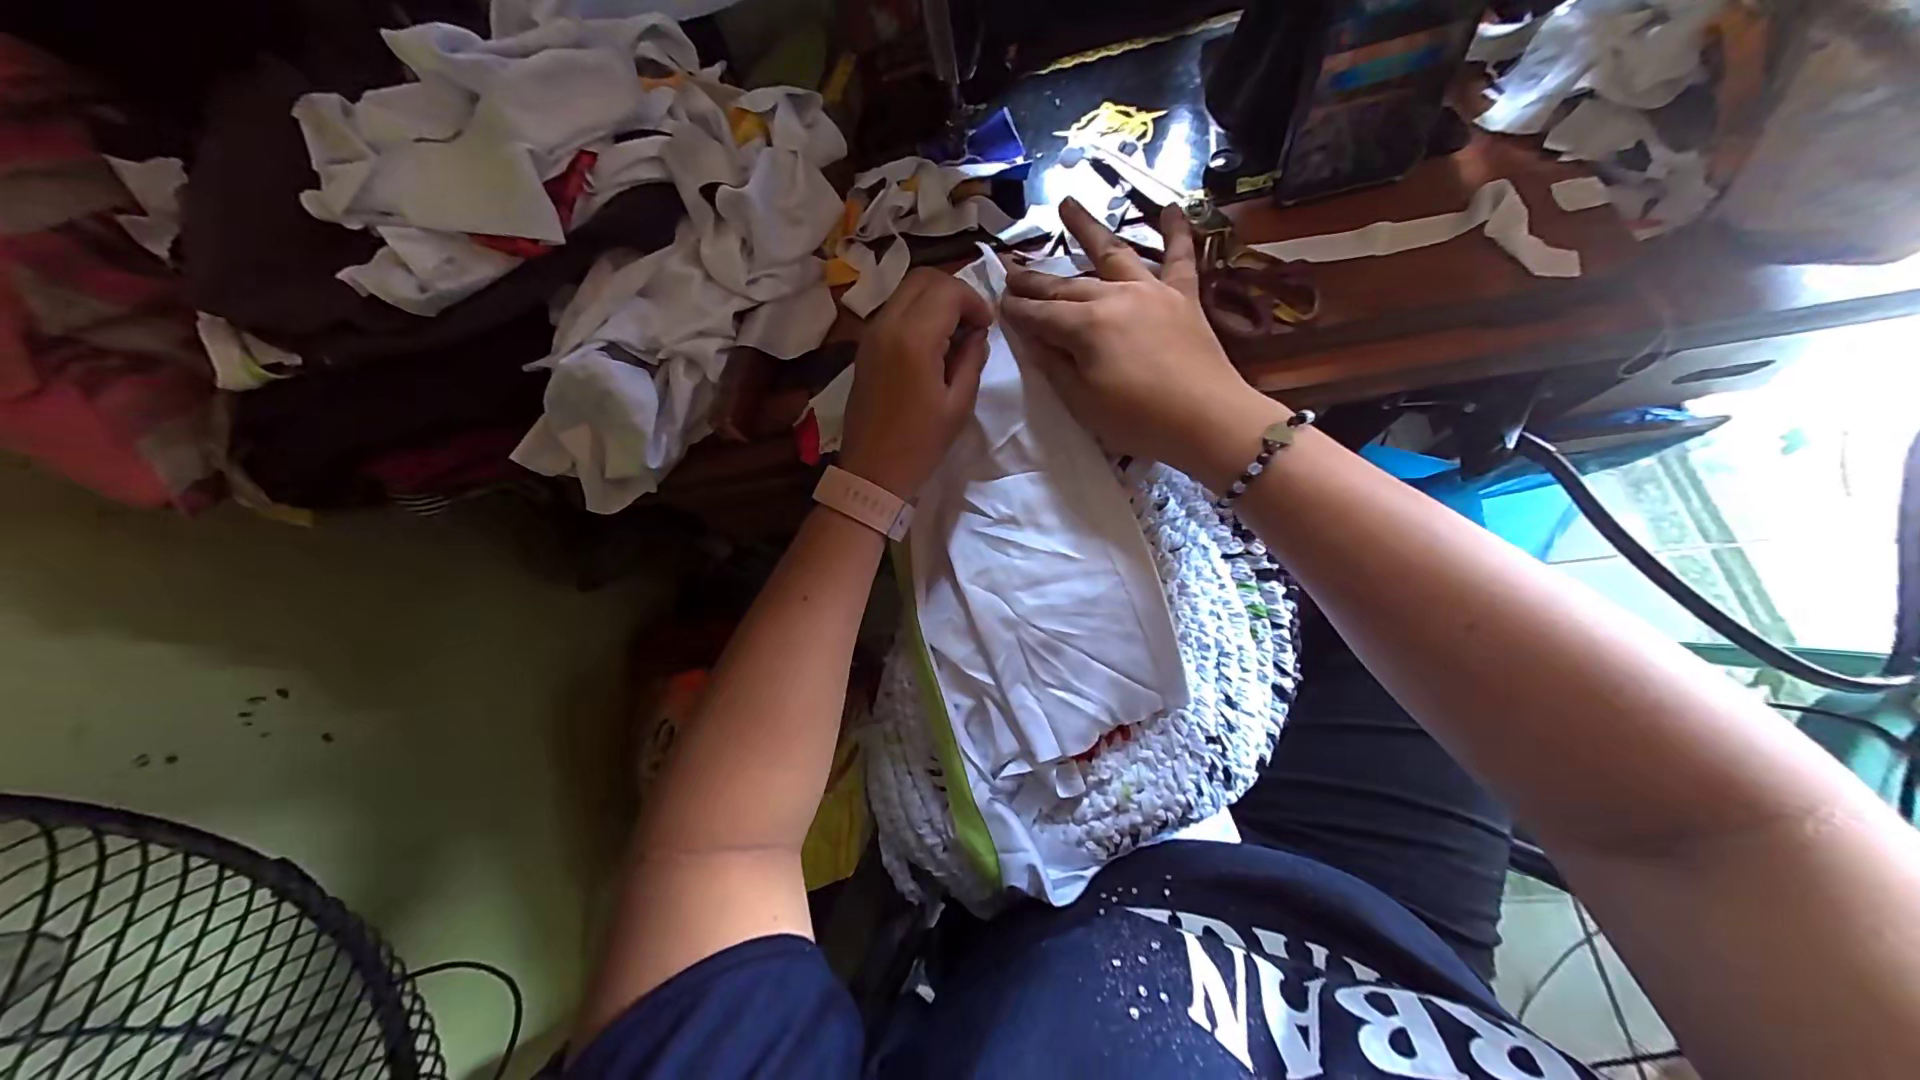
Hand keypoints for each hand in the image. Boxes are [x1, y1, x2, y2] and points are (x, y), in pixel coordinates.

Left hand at [838, 267, 993, 498]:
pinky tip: (932, 343)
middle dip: (955, 292)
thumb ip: (971, 359)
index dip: (974, 301)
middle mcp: (887, 324)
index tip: (987, 326)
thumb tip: (976, 335)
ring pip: (906, 290)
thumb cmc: (920, 444)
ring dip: (935, 300)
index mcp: (914, 338)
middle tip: (973, 322)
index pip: (948, 291)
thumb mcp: (959, 404)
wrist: (871, 471)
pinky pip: (894, 311)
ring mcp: (871, 334)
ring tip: (955, 333)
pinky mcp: (865, 347)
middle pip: (924, 278)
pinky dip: (917, 313)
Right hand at [1000, 197, 1288, 490]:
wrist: (1208, 420)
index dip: (1016, 310)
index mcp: (1086, 326)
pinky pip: (1180, 257)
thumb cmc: (1138, 420)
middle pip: (1066, 284)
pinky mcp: (1183, 297)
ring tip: (1066, 204)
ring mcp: (1151, 291)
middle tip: (1010, 268)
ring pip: (1113, 253)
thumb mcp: (1082, 402)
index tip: (997, 302)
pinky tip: (1170, 207)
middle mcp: (1115, 297)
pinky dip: (1176, 231)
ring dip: (1087, 228)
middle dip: (1035, 278)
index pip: (1040, 315)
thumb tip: (1032, 339)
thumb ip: (1054, 366)